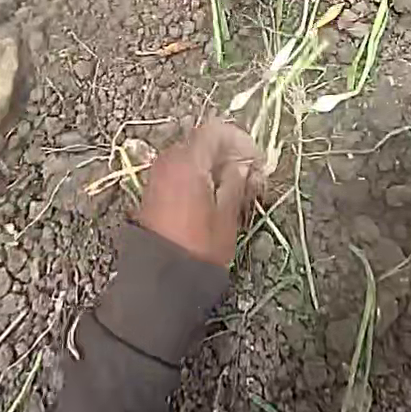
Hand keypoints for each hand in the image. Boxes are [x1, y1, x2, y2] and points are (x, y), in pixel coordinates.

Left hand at [136, 120, 260, 266]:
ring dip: (214, 165)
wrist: (158, 280)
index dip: (241, 140)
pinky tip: (213, 196)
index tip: (257, 160)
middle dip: (229, 153)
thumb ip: (237, 182)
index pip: (216, 131)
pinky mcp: (153, 191)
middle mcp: (169, 161)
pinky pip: (180, 171)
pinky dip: (198, 175)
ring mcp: (158, 175)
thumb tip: (242, 165)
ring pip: (192, 156)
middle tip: (249, 175)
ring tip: (234, 188)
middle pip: (203, 141)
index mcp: (188, 161)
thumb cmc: (198, 248)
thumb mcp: (226, 216)